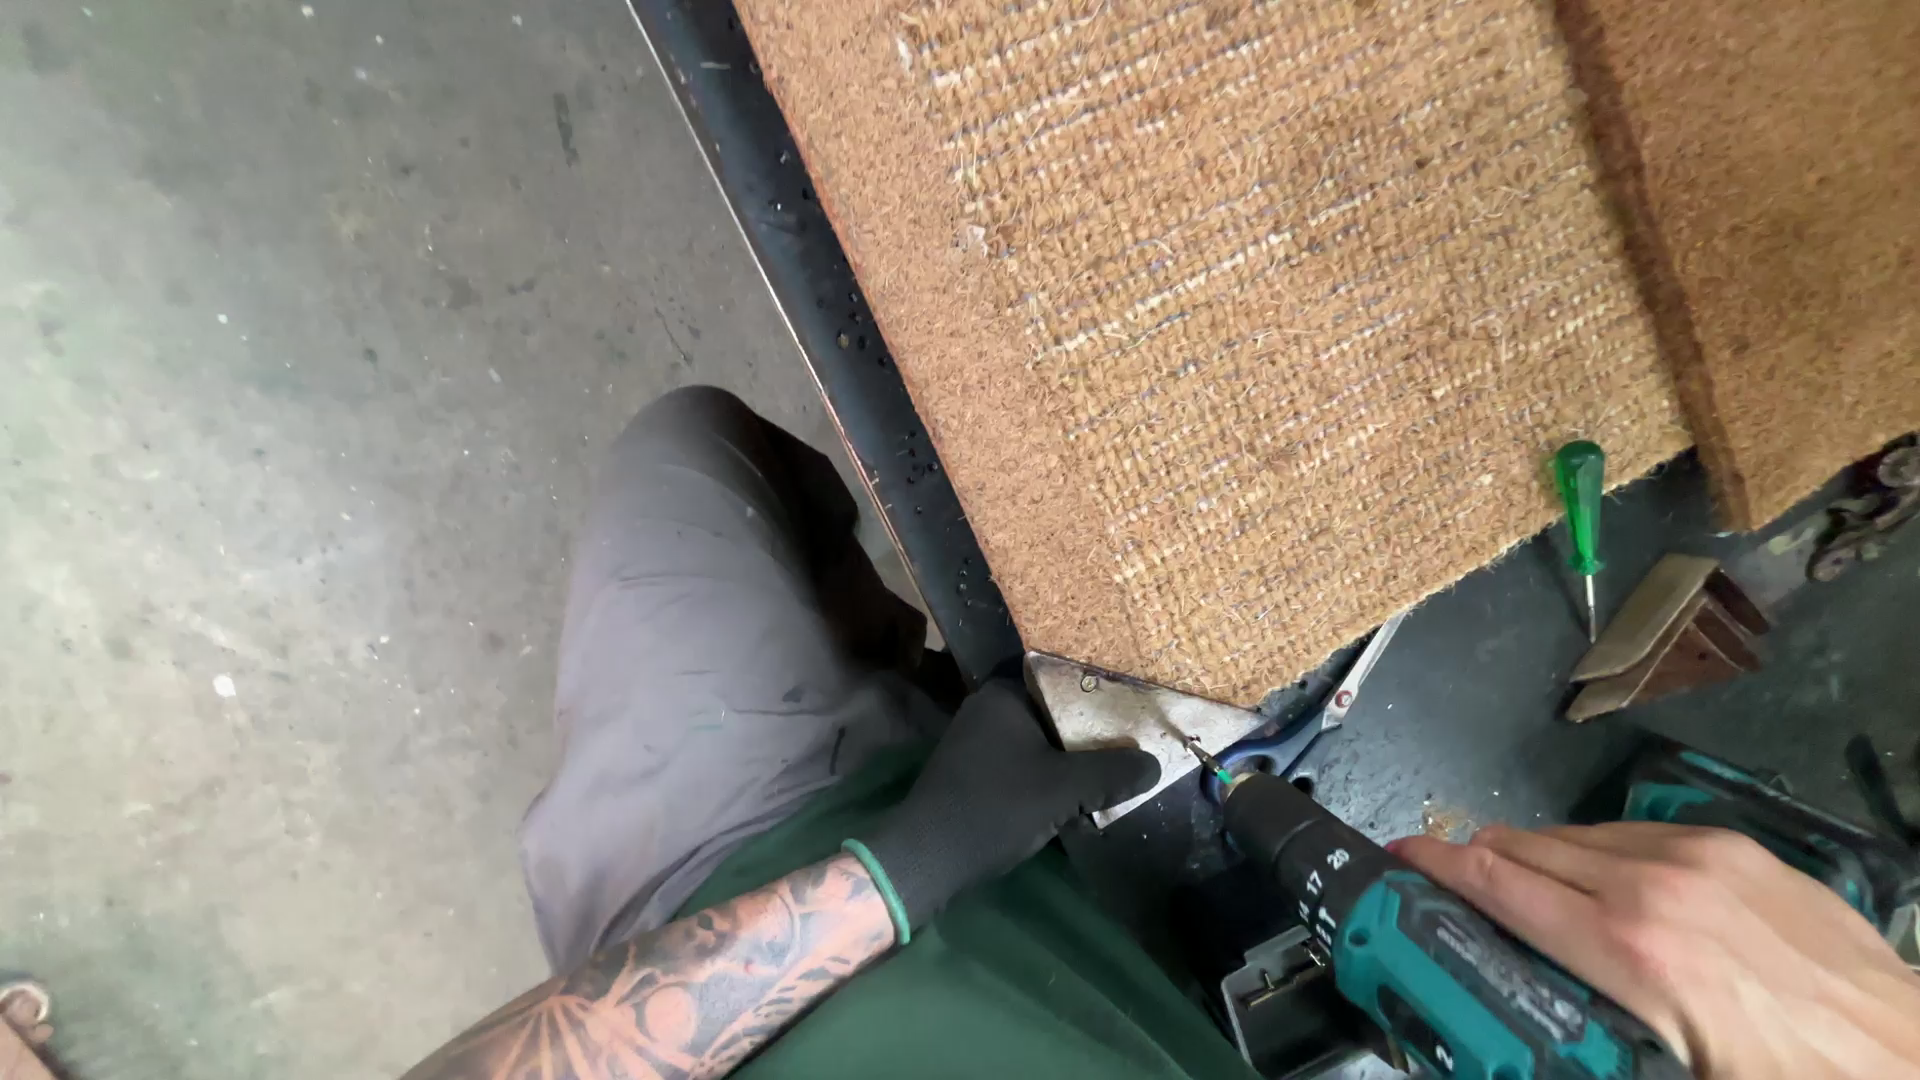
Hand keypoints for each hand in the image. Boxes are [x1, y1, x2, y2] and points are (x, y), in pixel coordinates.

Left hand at [857, 678, 1157, 927]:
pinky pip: (1022, 763)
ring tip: (1111, 774)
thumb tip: (1154, 764)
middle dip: (1089, 734)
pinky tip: (1074, 797)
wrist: (928, 856)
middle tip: (1131, 746)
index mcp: (1004, 695)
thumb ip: (1111, 773)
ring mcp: (977, 740)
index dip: (1100, 696)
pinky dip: (1047, 776)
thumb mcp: (1063, 789)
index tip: (1133, 712)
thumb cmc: (996, 806)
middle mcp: (988, 708)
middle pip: (1053, 713)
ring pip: (1039, 742)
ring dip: (1069, 760)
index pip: (1063, 680)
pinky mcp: (973, 770)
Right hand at [1393, 823, 1919, 1078]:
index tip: (1400, 856)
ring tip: (1536, 895)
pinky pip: (1620, 832)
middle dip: (1475, 861)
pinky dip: (1592, 856)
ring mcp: (1693, 856)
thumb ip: (1581, 1038)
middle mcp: (1650, 885)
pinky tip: (1607, 888)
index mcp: (1632, 951)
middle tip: (1457, 888)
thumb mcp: (1672, 1078)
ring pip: (1563, 834)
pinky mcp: (1726, 844)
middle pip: (1518, 846)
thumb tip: (1504, 1036)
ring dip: (1534, 860)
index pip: (1495, 881)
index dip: (1435, 863)